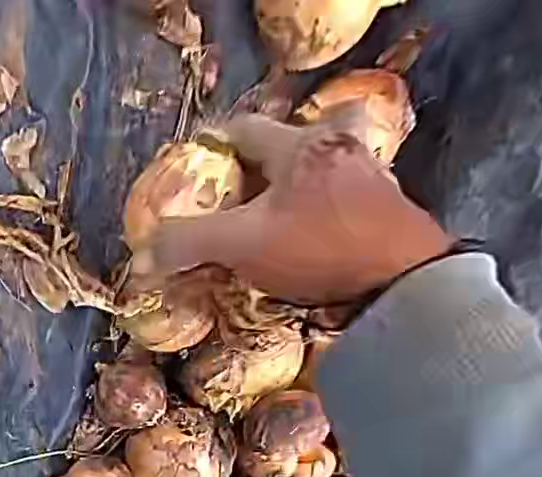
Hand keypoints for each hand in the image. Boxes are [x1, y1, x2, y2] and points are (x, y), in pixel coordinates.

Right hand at [132, 112, 451, 305]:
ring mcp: (365, 179)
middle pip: (283, 148)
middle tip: (227, 198)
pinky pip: (333, 203)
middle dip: (253, 169)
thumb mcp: (242, 245)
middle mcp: (337, 150)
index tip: (194, 166)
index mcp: (300, 147)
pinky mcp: (381, 212)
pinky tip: (301, 240)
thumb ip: (188, 244)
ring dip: (286, 190)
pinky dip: (311, 215)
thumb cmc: (318, 249)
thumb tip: (141, 257)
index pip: (244, 130)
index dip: (212, 145)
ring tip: (262, 219)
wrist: (399, 282)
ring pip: (312, 173)